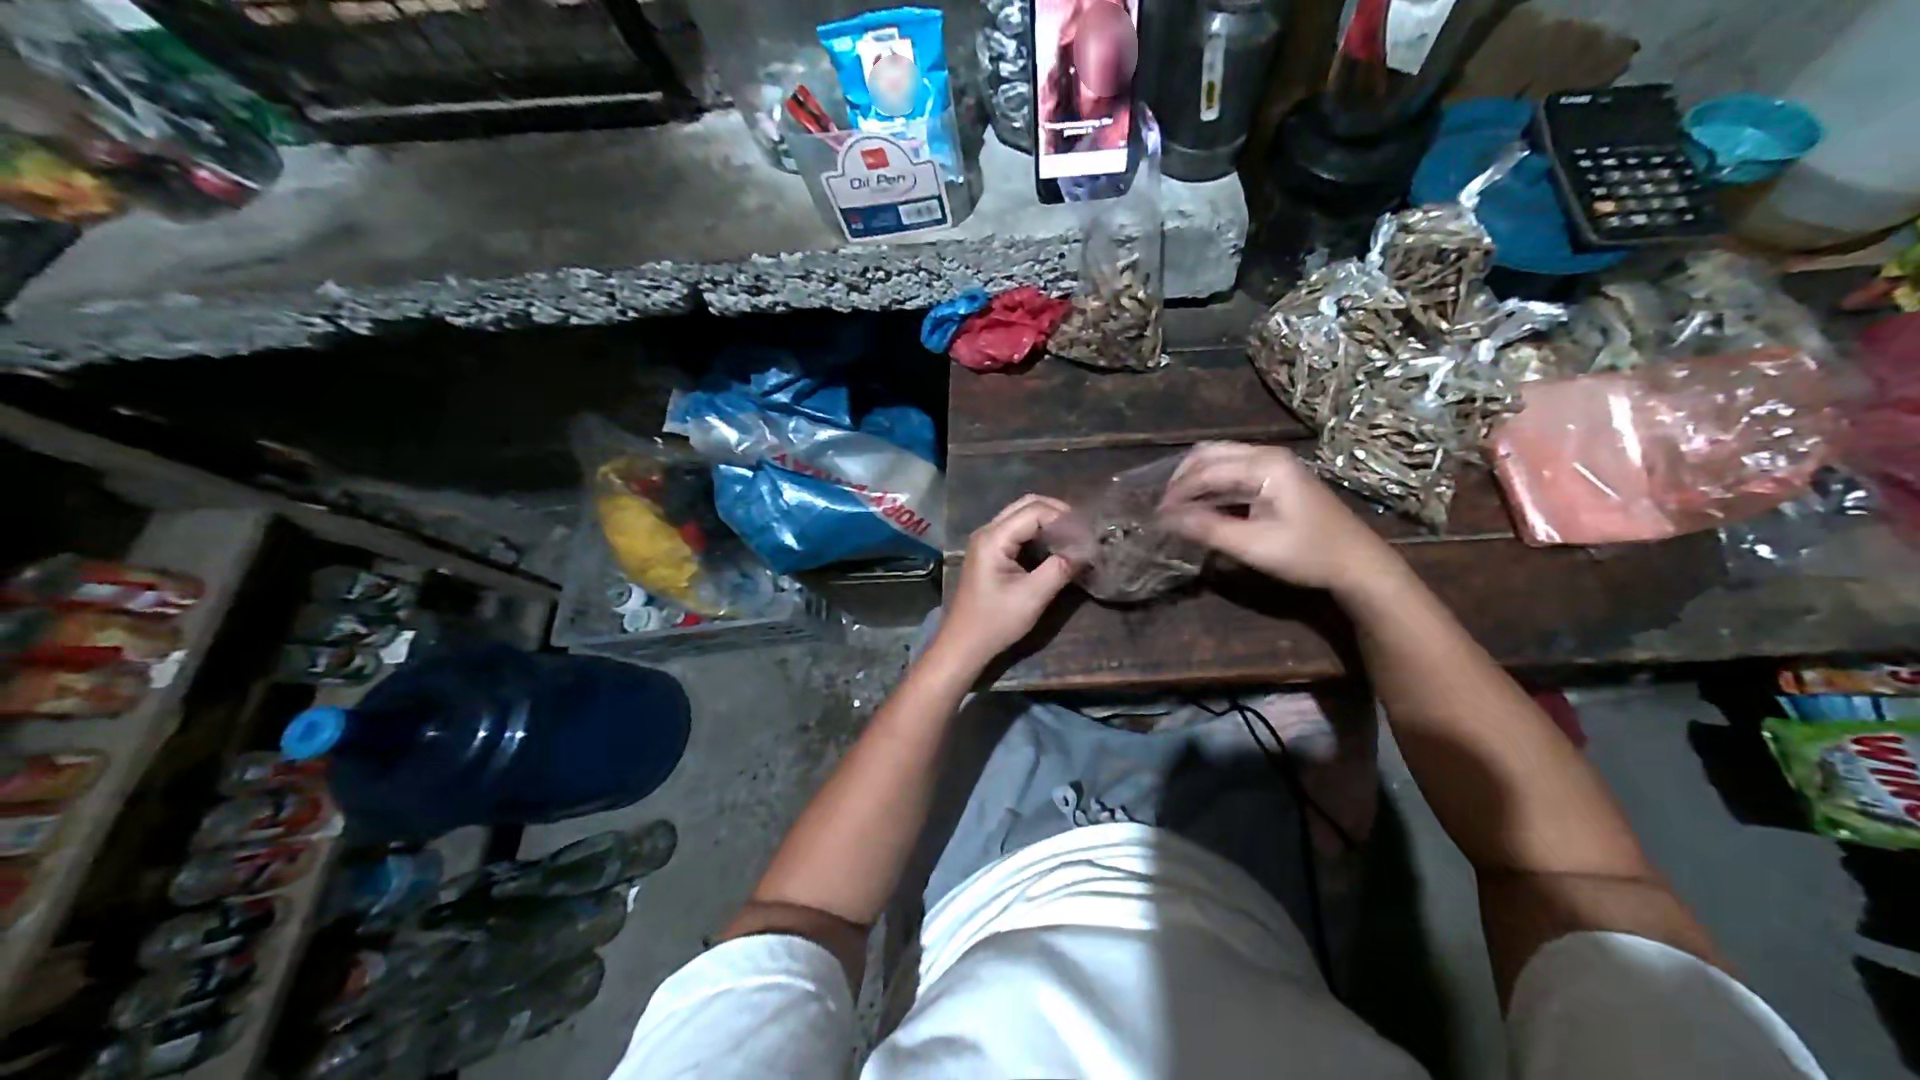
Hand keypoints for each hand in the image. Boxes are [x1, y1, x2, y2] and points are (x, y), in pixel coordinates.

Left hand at [933, 494, 1077, 669]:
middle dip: (1057, 513)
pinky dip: (1038, 532)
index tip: (1087, 535)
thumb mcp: (1032, 596)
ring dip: (1048, 522)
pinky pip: (1017, 530)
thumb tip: (1086, 550)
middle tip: (1083, 530)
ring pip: (1022, 515)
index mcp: (993, 538)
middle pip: (1027, 505)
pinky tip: (1055, 546)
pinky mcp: (990, 552)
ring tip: (1074, 537)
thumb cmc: (995, 621)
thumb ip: (1060, 568)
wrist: (964, 644)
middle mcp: (987, 531)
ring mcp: (986, 540)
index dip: (1064, 518)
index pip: (1035, 510)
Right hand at [1159, 442, 1400, 593]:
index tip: (1155, 517)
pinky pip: (1232, 471)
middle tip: (1162, 508)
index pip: (1207, 471)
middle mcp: (1267, 455)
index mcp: (1265, 465)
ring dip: (1195, 480)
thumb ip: (1209, 529)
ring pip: (1220, 459)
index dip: (1178, 494)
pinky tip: (1200, 506)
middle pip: (1210, 454)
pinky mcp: (1275, 478)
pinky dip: (1211, 485)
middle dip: (1181, 479)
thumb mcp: (1254, 546)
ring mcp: (1273, 464)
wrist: (1358, 563)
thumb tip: (1167, 520)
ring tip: (1176, 507)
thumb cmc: (1308, 554)